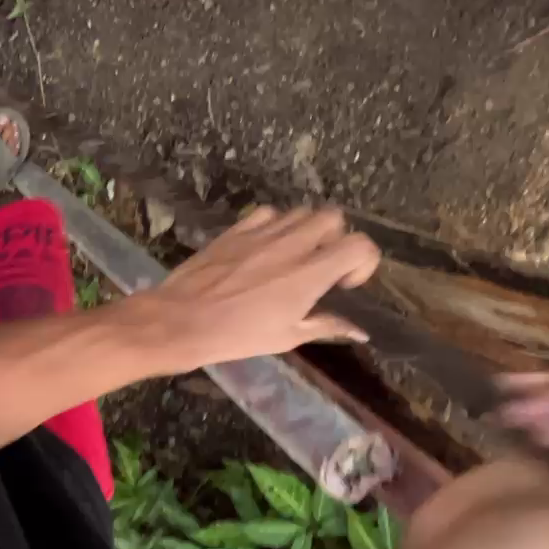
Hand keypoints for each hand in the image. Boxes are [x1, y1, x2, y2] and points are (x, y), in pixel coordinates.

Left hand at [122, 206, 377, 373]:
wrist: (183, 318)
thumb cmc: (238, 335)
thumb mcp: (288, 337)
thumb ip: (326, 325)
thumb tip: (358, 330)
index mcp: (308, 274)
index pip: (359, 244)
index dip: (364, 260)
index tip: (346, 283)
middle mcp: (288, 245)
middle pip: (331, 217)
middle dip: (336, 237)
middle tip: (322, 264)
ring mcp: (259, 233)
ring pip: (298, 211)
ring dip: (305, 229)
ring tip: (294, 256)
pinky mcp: (234, 230)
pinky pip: (265, 213)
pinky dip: (274, 224)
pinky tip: (265, 246)